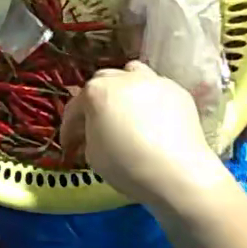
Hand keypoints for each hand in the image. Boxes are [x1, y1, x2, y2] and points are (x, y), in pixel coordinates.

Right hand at [61, 62, 231, 206]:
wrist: (177, 172)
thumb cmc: (125, 164)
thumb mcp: (91, 154)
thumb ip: (88, 134)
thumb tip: (95, 130)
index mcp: (95, 92)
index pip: (74, 108)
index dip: (69, 129)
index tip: (69, 146)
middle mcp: (123, 78)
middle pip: (101, 83)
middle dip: (94, 103)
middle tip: (95, 126)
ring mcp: (153, 81)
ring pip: (131, 74)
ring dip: (122, 89)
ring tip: (124, 110)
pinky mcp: (178, 91)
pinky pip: (154, 89)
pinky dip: (147, 100)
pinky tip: (149, 119)